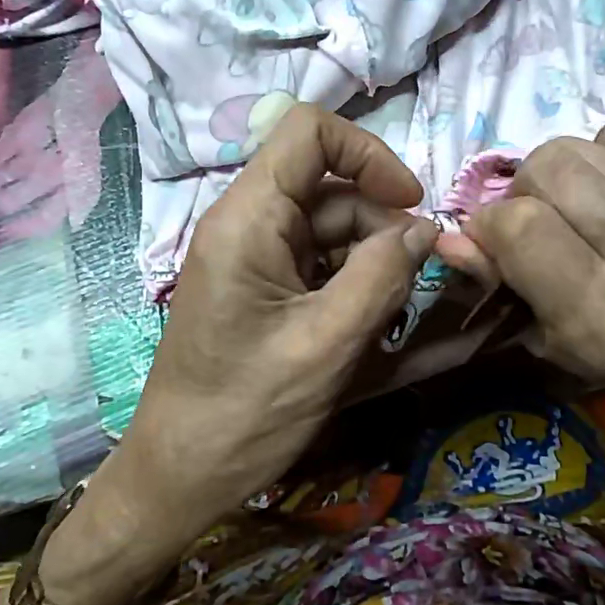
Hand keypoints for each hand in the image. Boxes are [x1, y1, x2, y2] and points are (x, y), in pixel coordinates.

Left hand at [39, 103, 436, 604]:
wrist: (180, 472)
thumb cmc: (246, 412)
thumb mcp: (326, 344)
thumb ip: (381, 277)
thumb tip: (424, 230)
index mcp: (247, 219)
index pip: (308, 131)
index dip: (368, 153)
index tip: (410, 205)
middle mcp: (243, 224)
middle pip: (328, 187)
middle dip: (381, 226)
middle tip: (421, 283)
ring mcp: (249, 256)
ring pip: (327, 228)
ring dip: (370, 261)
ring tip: (392, 318)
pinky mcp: (256, 287)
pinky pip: (314, 263)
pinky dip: (348, 284)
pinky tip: (368, 326)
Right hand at [463, 118, 604, 405]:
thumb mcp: (543, 334)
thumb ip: (494, 280)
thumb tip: (448, 236)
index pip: (520, 226)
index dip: (491, 224)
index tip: (496, 238)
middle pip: (548, 169)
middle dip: (526, 191)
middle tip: (542, 219)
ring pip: (578, 145)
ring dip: (564, 174)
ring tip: (585, 209)